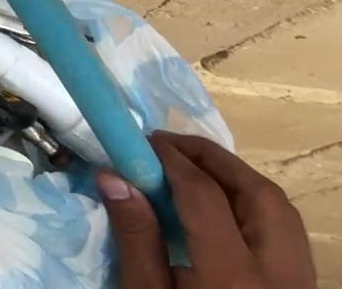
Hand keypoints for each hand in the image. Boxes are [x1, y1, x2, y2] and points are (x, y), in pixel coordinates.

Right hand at [99, 131, 317, 287]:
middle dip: (214, 159)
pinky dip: (250, 203)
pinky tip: (216, 204)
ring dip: (236, 178)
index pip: (205, 195)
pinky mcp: (302, 288)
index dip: (171, 159)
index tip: (139, 140)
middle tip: (167, 145)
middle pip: (262, 196)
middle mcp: (280, 274)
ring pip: (282, 212)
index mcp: (234, 274)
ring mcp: (300, 283)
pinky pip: (284, 231)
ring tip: (189, 167)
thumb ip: (135, 236)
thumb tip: (112, 175)